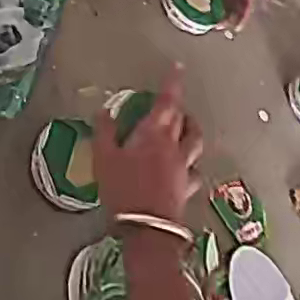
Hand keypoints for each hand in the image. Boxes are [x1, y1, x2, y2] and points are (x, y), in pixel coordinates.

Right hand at [93, 64, 202, 221]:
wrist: (146, 230)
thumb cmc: (123, 189)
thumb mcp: (103, 157)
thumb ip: (104, 131)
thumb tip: (105, 109)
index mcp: (154, 134)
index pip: (168, 102)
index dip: (173, 83)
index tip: (178, 68)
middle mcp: (174, 147)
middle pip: (185, 120)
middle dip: (181, 108)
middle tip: (173, 102)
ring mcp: (183, 168)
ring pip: (195, 142)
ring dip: (191, 130)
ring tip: (184, 127)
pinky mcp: (186, 188)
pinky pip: (194, 170)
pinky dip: (191, 163)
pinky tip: (185, 167)